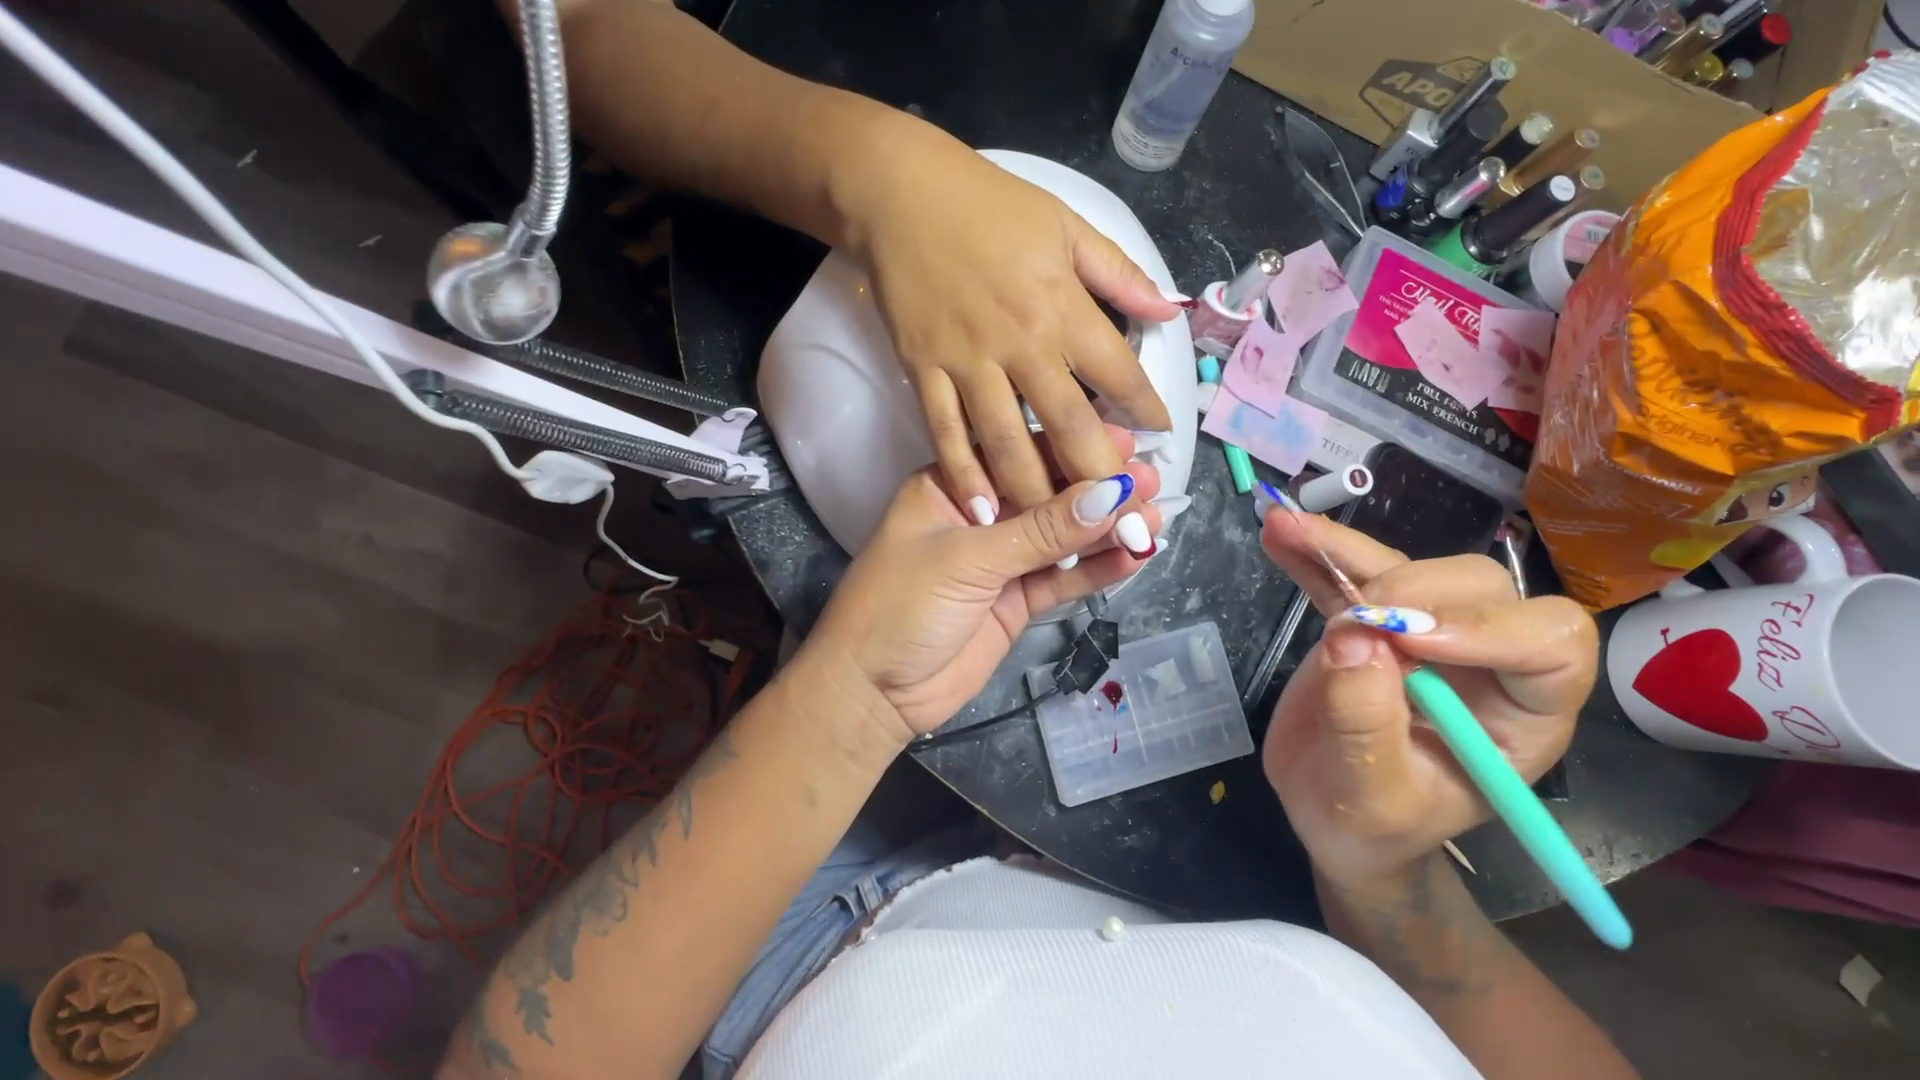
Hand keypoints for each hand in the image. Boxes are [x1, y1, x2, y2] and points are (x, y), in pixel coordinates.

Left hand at [803, 427, 1165, 740]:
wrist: (870, 693)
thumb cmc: (900, 606)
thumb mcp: (968, 559)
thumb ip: (1042, 530)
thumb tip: (1113, 494)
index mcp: (951, 485)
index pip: (1020, 454)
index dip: (1074, 449)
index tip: (1126, 443)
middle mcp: (978, 515)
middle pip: (1049, 494)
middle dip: (1100, 489)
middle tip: (1152, 482)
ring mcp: (998, 561)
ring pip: (1062, 538)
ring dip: (1107, 530)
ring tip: (1156, 518)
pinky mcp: (1013, 602)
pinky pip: (1061, 578)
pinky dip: (1096, 570)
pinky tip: (1134, 558)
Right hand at [838, 126, 1178, 519]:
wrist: (901, 195)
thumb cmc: (990, 206)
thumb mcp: (1066, 224)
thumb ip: (1118, 272)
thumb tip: (1169, 311)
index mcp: (1061, 306)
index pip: (1117, 372)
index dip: (1145, 409)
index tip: (1160, 437)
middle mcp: (1019, 343)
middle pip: (1067, 423)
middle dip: (1097, 474)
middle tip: (1118, 516)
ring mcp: (966, 363)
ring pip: (1006, 441)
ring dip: (1034, 491)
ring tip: (1056, 535)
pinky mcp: (923, 372)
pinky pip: (945, 433)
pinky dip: (963, 475)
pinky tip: (983, 513)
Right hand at [1260, 511, 1597, 893]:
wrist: (1336, 822)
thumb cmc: (1372, 830)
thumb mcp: (1372, 798)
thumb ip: (1368, 726)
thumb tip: (1355, 639)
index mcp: (1521, 717)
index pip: (1549, 646)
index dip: (1486, 627)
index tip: (1403, 637)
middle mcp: (1487, 664)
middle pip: (1481, 590)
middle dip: (1413, 590)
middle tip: (1346, 619)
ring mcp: (1429, 637)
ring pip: (1412, 569)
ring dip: (1349, 550)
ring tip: (1286, 532)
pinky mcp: (1374, 626)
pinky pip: (1353, 578)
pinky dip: (1316, 554)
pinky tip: (1280, 534)